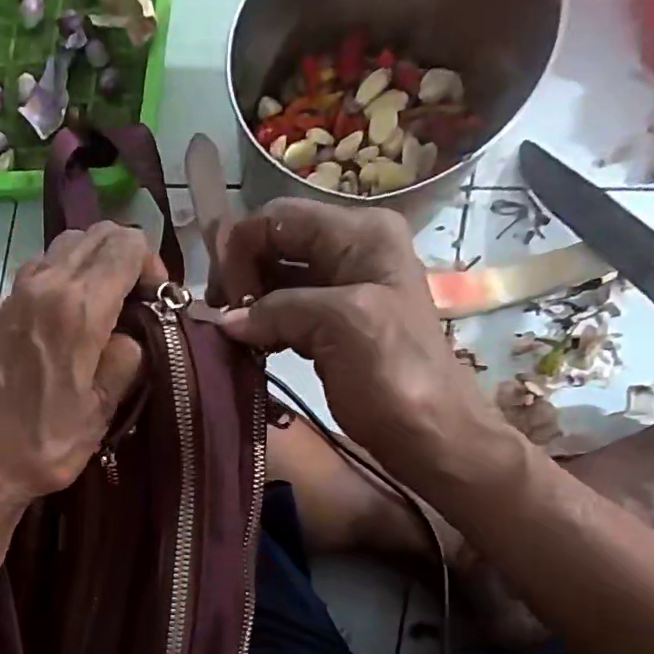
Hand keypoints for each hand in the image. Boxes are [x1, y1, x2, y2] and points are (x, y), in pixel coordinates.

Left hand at [0, 222, 162, 500]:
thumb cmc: (54, 436)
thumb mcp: (106, 403)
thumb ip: (128, 354)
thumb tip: (130, 331)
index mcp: (80, 307)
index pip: (127, 245)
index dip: (151, 264)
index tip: (155, 300)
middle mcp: (48, 284)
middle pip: (100, 234)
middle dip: (128, 255)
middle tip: (137, 296)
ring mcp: (22, 289)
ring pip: (71, 242)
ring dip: (97, 259)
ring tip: (108, 298)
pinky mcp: (8, 302)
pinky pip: (46, 262)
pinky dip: (69, 270)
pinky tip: (76, 308)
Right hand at [216, 199, 502, 474]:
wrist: (429, 436)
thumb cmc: (393, 375)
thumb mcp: (340, 324)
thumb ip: (279, 308)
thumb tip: (225, 320)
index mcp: (360, 234)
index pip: (277, 218)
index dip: (241, 250)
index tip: (227, 300)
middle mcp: (349, 250)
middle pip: (272, 244)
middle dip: (240, 276)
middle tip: (224, 319)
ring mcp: (340, 289)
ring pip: (272, 279)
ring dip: (246, 304)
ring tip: (232, 336)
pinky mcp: (329, 325)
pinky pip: (281, 311)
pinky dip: (260, 326)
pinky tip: (249, 347)